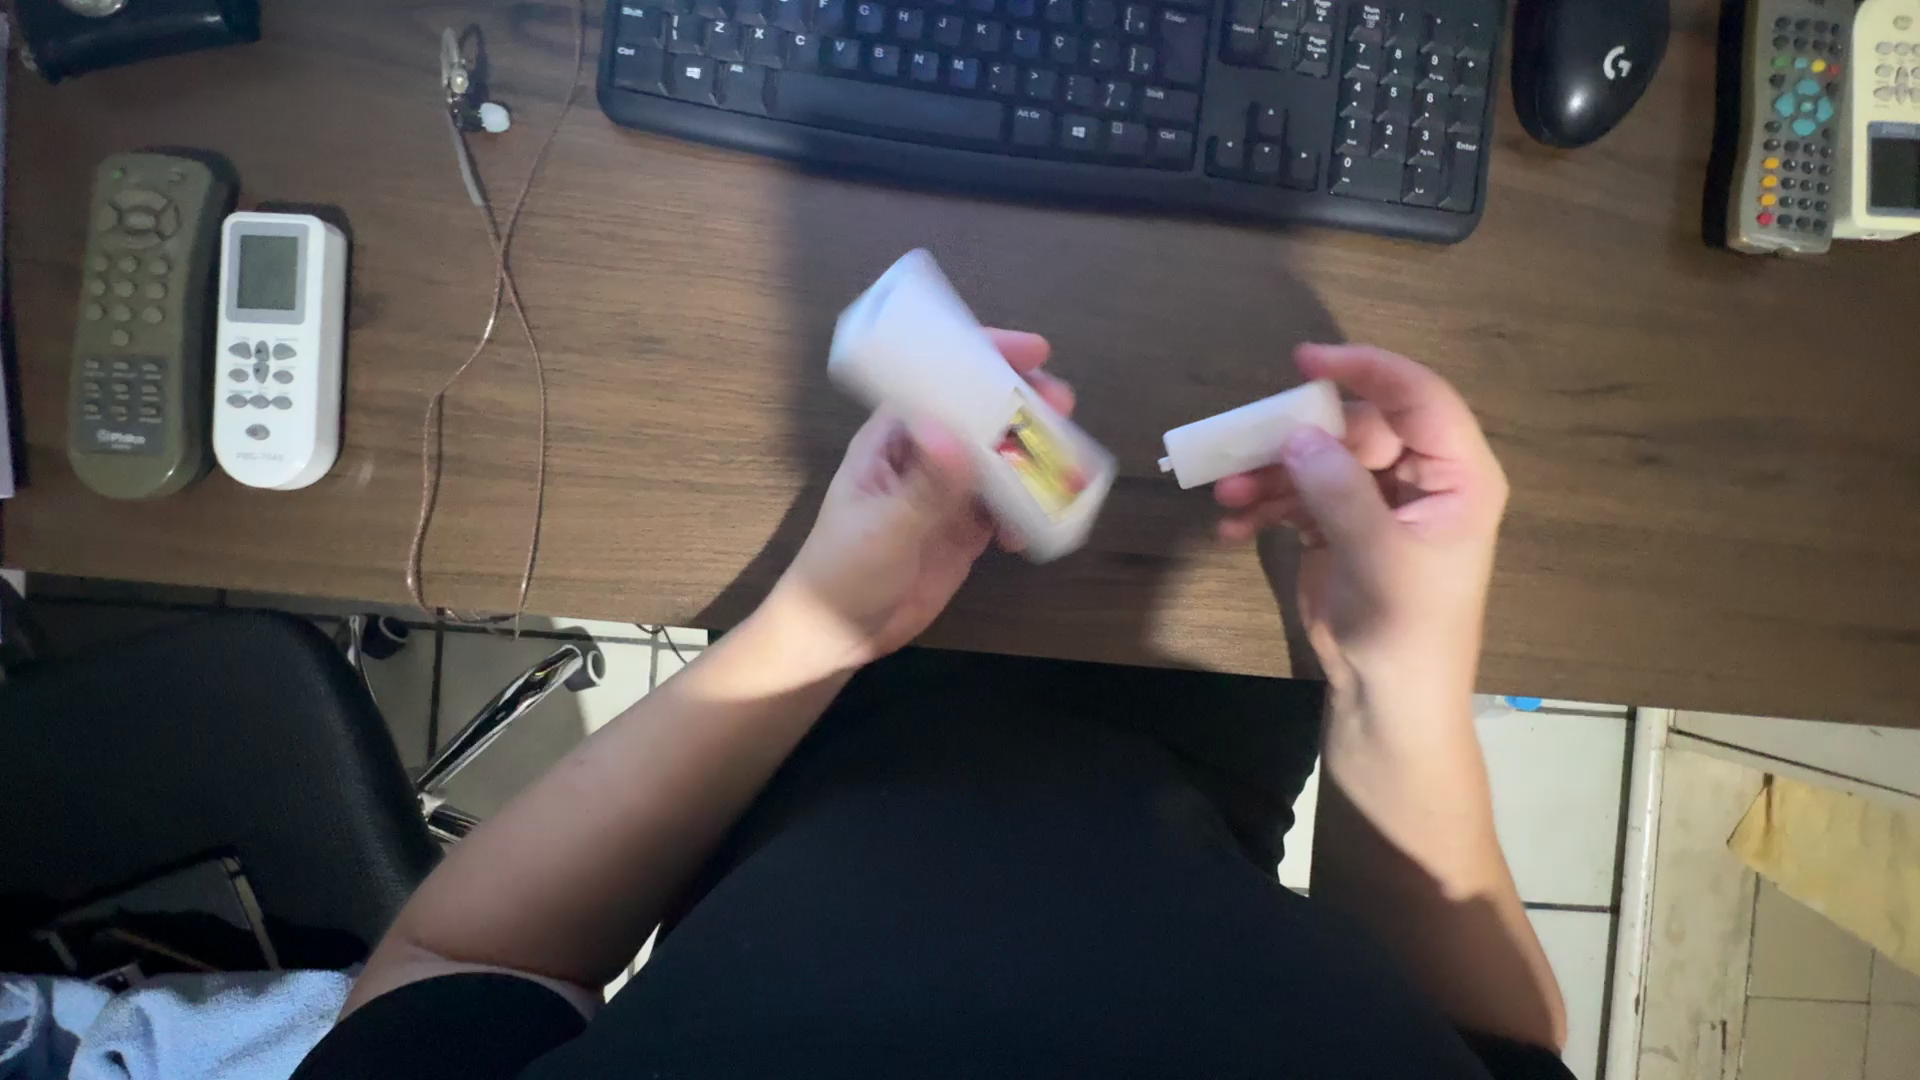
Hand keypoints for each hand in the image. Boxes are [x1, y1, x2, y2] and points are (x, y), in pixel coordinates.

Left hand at [765, 330, 1074, 671]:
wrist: (839, 635)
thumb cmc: (842, 573)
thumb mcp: (882, 529)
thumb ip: (923, 488)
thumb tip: (955, 436)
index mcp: (891, 441)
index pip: (938, 383)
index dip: (982, 359)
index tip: (1032, 352)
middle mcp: (923, 457)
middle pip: (978, 415)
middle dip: (1020, 406)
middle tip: (1062, 405)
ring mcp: (946, 494)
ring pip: (997, 460)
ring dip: (1031, 458)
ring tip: (1065, 466)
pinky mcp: (964, 529)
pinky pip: (1003, 508)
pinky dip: (1023, 511)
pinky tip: (1030, 532)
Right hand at [1213, 344, 1507, 698]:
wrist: (1384, 689)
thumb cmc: (1406, 626)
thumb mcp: (1380, 557)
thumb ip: (1341, 492)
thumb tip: (1294, 437)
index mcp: (1454, 475)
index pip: (1417, 399)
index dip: (1366, 369)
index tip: (1305, 360)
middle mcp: (1415, 477)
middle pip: (1350, 430)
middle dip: (1292, 441)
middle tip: (1240, 452)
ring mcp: (1371, 501)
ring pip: (1314, 461)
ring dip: (1267, 478)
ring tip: (1226, 499)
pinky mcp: (1336, 525)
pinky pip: (1295, 497)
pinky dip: (1263, 510)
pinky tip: (1233, 531)